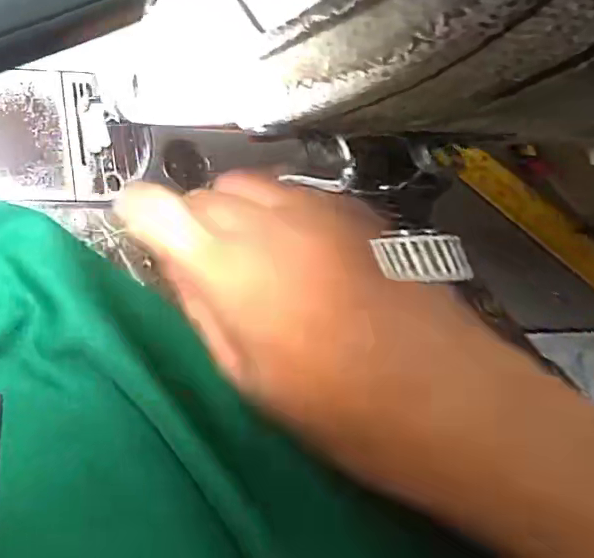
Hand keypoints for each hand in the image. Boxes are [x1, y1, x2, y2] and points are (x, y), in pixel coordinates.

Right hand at [115, 172, 519, 454]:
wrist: (458, 404)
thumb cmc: (344, 410)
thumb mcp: (246, 377)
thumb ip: (198, 309)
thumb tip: (173, 266)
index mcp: (226, 266)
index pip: (152, 205)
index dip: (135, 211)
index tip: (138, 227)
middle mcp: (262, 221)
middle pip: (196, 194)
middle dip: (188, 221)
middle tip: (207, 265)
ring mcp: (309, 208)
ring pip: (239, 183)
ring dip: (231, 211)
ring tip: (252, 254)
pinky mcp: (347, 207)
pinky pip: (286, 191)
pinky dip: (274, 209)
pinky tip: (297, 250)